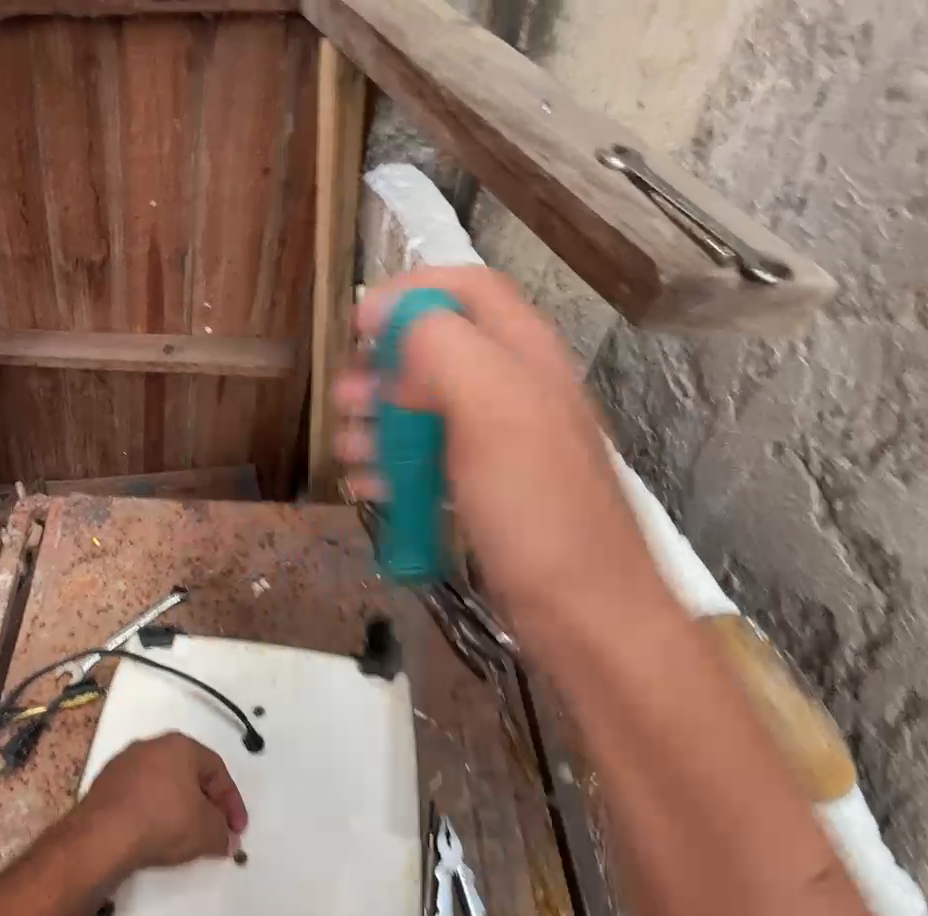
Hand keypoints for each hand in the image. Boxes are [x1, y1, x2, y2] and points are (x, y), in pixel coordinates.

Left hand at [75, 733, 247, 875]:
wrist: (102, 836)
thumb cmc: (164, 821)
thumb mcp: (207, 831)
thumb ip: (223, 833)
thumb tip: (227, 838)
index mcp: (180, 745)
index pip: (217, 770)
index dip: (232, 802)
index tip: (236, 831)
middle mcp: (150, 745)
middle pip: (188, 774)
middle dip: (204, 803)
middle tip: (213, 830)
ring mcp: (123, 763)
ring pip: (162, 784)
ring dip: (177, 808)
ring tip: (184, 837)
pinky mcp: (103, 784)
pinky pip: (138, 796)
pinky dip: (151, 812)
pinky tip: (154, 835)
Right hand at [333, 267, 671, 634]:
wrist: (581, 612)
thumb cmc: (537, 510)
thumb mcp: (493, 413)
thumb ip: (445, 352)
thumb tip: (395, 322)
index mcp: (524, 356)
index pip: (465, 289)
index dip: (409, 295)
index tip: (357, 325)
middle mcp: (512, 389)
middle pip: (437, 350)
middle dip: (383, 368)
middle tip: (346, 397)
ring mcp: (498, 442)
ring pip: (425, 408)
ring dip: (379, 420)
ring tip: (347, 446)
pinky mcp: (483, 489)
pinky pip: (428, 460)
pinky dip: (393, 465)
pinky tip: (368, 485)